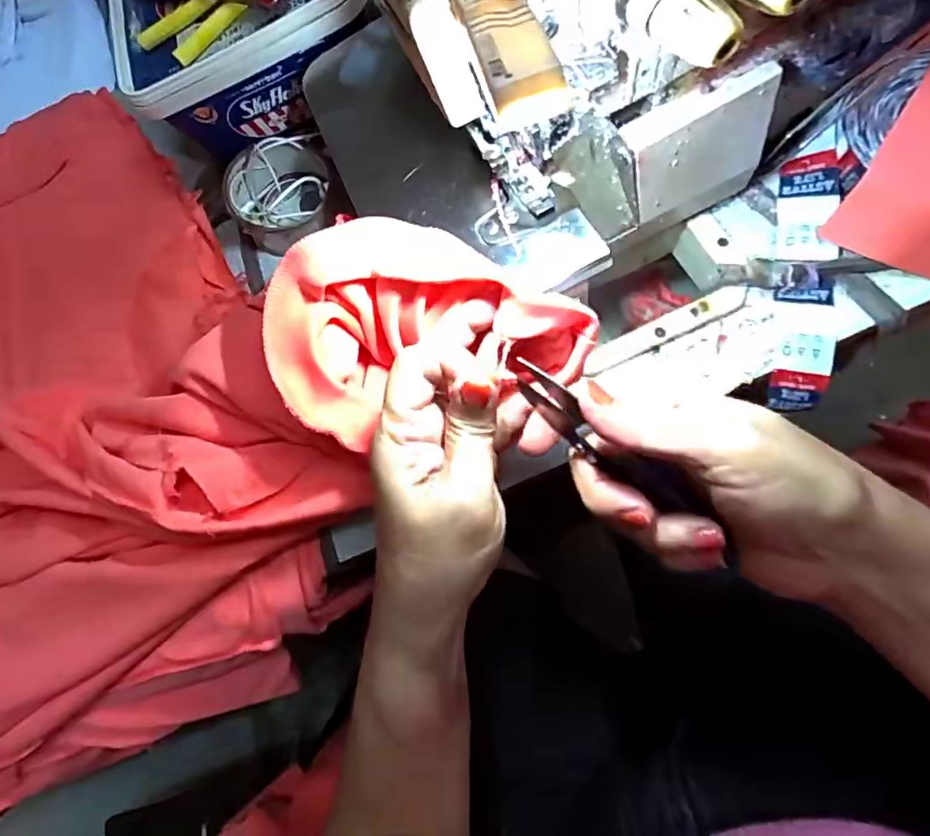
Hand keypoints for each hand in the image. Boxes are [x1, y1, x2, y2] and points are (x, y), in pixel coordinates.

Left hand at [368, 329, 537, 649]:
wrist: (431, 606)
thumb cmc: (442, 556)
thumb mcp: (467, 490)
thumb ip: (473, 428)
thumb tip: (480, 373)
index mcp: (400, 431)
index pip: (415, 365)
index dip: (451, 353)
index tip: (490, 369)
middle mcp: (412, 426)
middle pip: (439, 369)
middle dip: (474, 345)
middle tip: (511, 321)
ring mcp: (434, 440)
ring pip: (463, 392)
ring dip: (495, 376)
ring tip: (529, 360)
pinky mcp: (453, 455)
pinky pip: (476, 420)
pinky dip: (501, 410)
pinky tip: (528, 402)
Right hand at [570, 386, 929, 601]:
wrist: (850, 553)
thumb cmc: (793, 480)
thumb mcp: (720, 445)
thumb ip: (647, 427)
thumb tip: (583, 394)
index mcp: (670, 410)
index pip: (599, 407)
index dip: (567, 423)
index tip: (538, 443)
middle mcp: (660, 445)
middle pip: (596, 466)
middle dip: (614, 498)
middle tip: (641, 518)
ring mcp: (670, 489)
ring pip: (619, 510)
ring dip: (660, 533)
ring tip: (709, 539)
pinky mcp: (681, 530)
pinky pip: (649, 542)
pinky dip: (679, 551)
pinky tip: (718, 550)